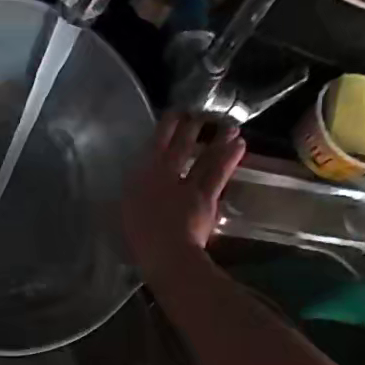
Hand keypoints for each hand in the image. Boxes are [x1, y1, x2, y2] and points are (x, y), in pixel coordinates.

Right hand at [122, 113, 245, 272]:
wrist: (165, 252)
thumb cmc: (138, 239)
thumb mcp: (124, 215)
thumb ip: (131, 198)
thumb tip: (131, 188)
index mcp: (141, 178)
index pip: (154, 146)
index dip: (165, 128)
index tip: (173, 113)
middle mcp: (164, 175)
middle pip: (179, 146)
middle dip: (190, 127)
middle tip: (200, 112)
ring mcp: (188, 185)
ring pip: (203, 156)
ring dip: (216, 139)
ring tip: (229, 125)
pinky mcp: (207, 197)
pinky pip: (219, 174)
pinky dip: (229, 158)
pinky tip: (239, 145)